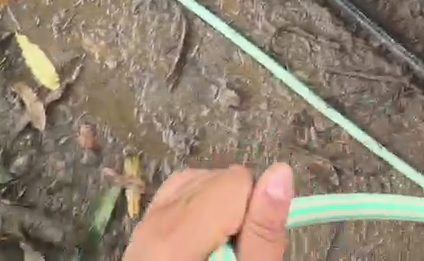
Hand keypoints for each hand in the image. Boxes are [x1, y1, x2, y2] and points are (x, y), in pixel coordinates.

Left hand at [124, 163, 293, 260]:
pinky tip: (206, 243)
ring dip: (220, 209)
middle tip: (236, 258)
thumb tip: (281, 171)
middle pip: (216, 179)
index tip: (252, 248)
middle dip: (238, 212)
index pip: (235, 182)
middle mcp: (151, 226)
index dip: (256, 211)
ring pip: (198, 181)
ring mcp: (142, 228)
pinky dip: (198, 208)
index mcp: (174, 243)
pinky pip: (177, 193)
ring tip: (223, 255)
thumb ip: (263, 233)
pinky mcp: (142, 231)